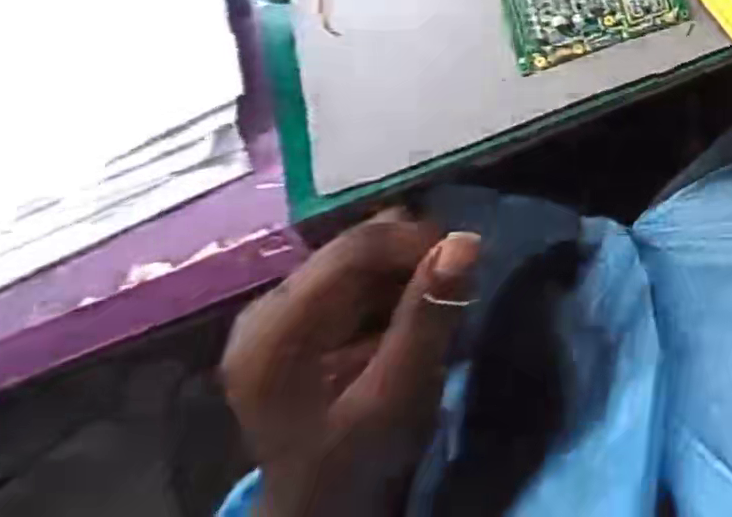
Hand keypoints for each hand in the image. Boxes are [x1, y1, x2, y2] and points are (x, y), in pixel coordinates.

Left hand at [221, 211, 480, 516]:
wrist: (322, 510)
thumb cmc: (358, 462)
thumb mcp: (400, 397)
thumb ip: (429, 317)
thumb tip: (465, 240)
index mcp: (274, 334)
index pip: (353, 251)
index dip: (415, 241)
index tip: (466, 256)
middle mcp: (265, 310)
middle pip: (354, 246)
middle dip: (413, 253)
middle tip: (457, 279)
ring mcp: (277, 311)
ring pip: (358, 252)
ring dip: (406, 266)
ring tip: (435, 299)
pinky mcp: (295, 315)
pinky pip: (356, 271)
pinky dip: (393, 280)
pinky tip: (409, 311)